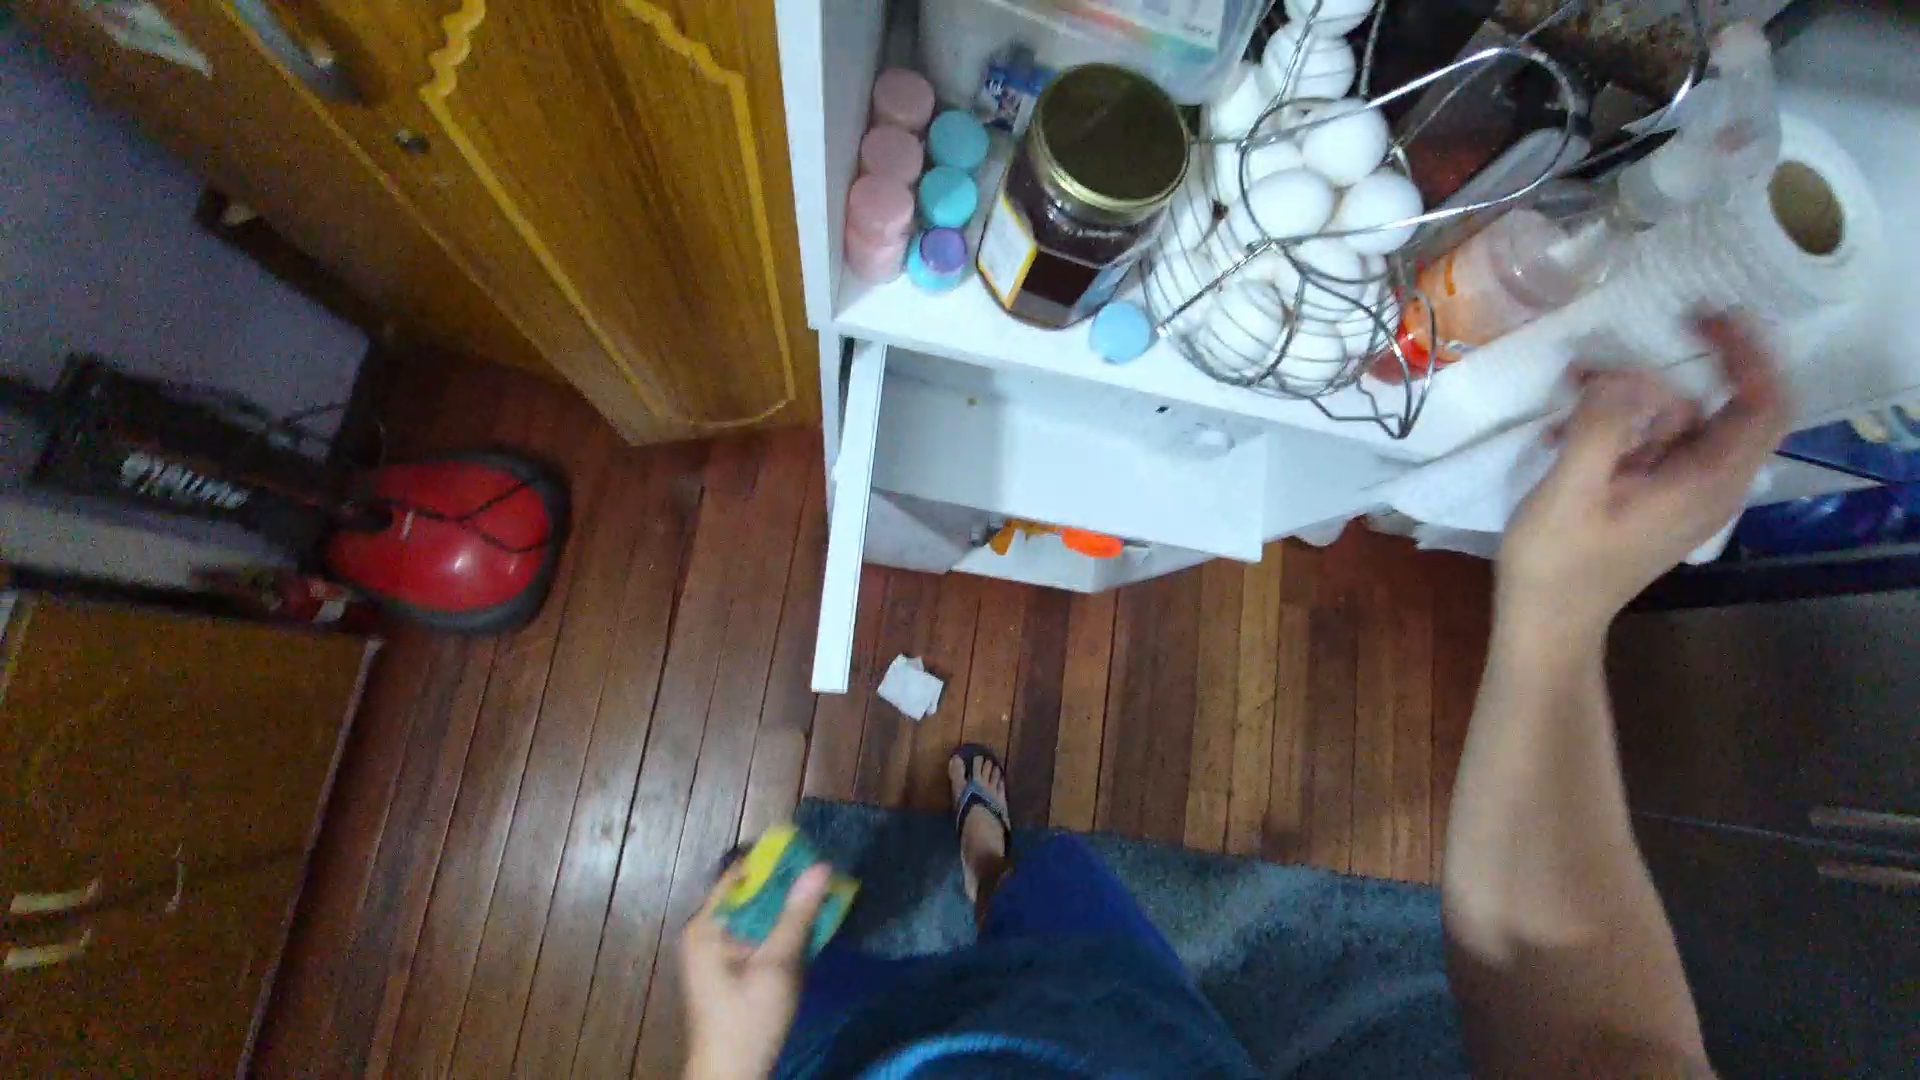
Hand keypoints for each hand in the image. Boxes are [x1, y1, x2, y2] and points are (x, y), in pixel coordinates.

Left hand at [680, 862, 831, 1079]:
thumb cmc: (749, 1020)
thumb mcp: (778, 965)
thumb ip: (798, 914)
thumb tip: (821, 866)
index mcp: (707, 926)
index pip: (740, 874)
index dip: (774, 861)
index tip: (809, 854)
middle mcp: (708, 931)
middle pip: (751, 894)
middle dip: (787, 886)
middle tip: (823, 879)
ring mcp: (717, 952)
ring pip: (758, 915)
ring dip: (788, 909)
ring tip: (822, 901)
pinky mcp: (731, 969)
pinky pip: (758, 935)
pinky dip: (782, 931)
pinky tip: (808, 932)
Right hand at [1500, 314, 1790, 637]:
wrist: (1546, 621)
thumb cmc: (1557, 562)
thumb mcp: (1570, 491)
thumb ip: (1601, 428)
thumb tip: (1620, 376)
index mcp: (1707, 481)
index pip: (1763, 401)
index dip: (1747, 352)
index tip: (1705, 317)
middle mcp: (1708, 485)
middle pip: (1704, 410)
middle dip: (1649, 381)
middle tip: (1587, 368)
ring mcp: (1678, 497)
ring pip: (1668, 428)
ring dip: (1619, 407)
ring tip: (1561, 407)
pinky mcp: (1648, 504)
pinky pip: (1645, 450)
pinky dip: (1610, 432)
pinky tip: (1562, 439)